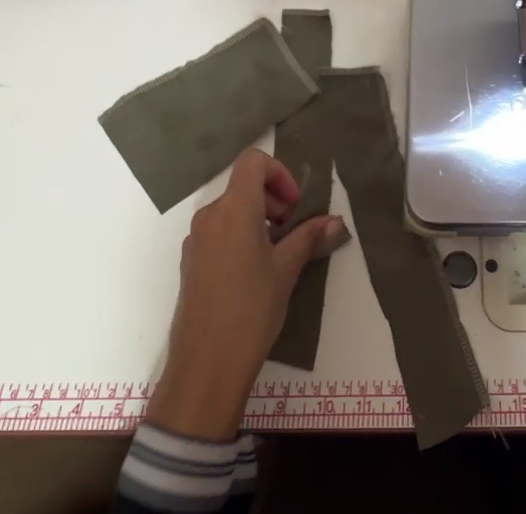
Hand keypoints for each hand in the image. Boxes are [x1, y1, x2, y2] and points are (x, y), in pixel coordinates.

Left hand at [146, 147, 347, 440]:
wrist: (206, 363)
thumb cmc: (251, 309)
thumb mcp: (287, 270)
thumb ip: (308, 237)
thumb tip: (334, 220)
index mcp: (233, 209)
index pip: (253, 161)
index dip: (279, 173)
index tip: (295, 206)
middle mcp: (209, 216)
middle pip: (243, 185)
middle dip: (273, 199)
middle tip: (293, 232)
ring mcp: (196, 239)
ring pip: (231, 209)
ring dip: (259, 219)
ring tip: (278, 255)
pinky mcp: (191, 260)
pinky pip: (219, 231)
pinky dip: (241, 236)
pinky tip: (256, 272)